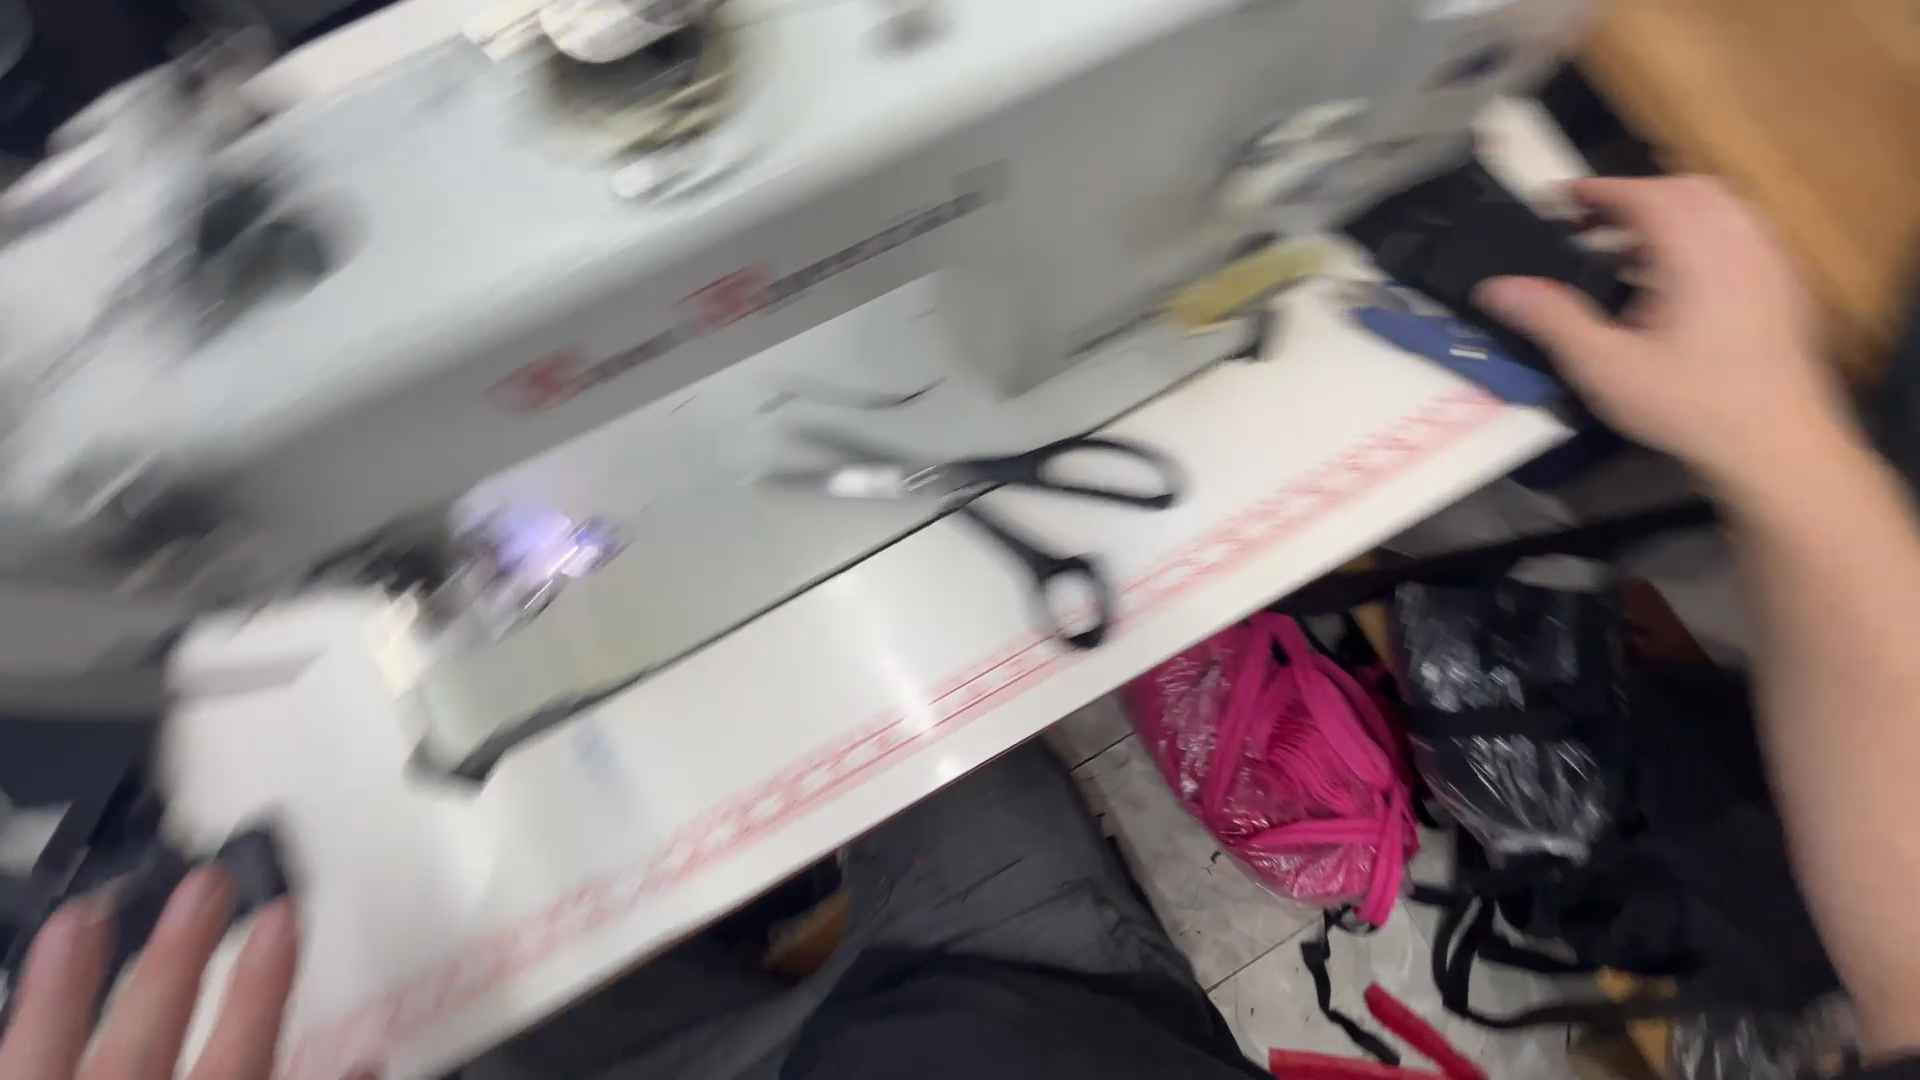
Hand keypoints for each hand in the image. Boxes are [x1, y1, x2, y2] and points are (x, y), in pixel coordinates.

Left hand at [0, 866, 299, 1079]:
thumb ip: (296, 1076)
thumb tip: (361, 1059)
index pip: (237, 1048)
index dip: (262, 979)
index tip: (283, 914)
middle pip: (144, 1037)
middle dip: (177, 954)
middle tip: (205, 883)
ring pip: (42, 1056)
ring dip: (61, 988)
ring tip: (78, 918)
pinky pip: (2, 1071)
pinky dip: (13, 1026)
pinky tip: (17, 992)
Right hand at [1474, 175, 1854, 488]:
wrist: (1771, 440)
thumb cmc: (1683, 401)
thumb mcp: (1601, 364)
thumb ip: (1550, 319)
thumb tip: (1495, 288)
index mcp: (1697, 256)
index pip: (1649, 197)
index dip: (1599, 190)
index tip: (1557, 198)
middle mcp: (1741, 246)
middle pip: (1689, 191)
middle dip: (1632, 196)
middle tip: (1583, 222)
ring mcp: (1767, 265)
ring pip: (1719, 210)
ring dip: (1665, 215)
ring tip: (1617, 248)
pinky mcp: (1777, 288)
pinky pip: (1737, 236)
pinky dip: (1693, 236)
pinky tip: (1663, 277)